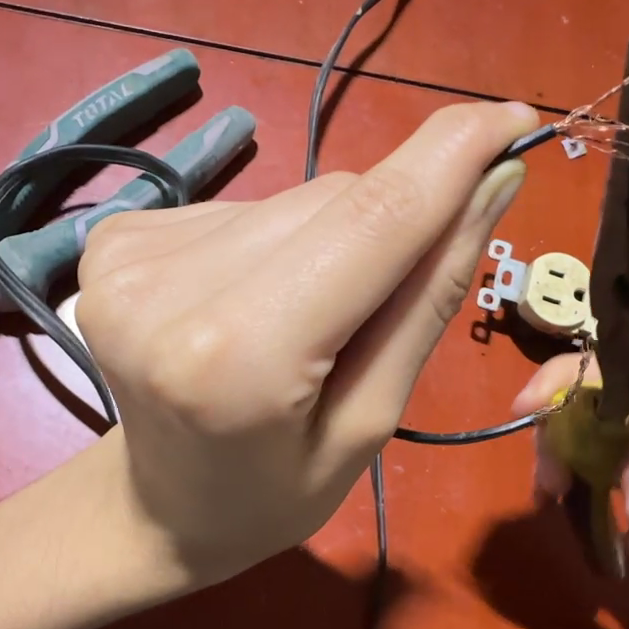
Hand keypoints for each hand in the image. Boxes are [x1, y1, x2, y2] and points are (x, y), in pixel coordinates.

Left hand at [77, 101, 539, 585]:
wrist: (161, 508)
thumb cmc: (274, 493)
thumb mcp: (367, 425)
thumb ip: (425, 304)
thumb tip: (491, 183)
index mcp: (243, 357)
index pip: (370, 221)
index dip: (450, 158)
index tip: (515, 119)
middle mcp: (169, 292)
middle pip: (330, 204)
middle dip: (385, 231)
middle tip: (376, 308)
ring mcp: (128, 258)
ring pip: (288, 201)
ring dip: (324, 242)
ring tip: (300, 325)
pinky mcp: (112, 240)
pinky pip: (240, 210)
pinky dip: (270, 245)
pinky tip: (249, 307)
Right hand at [514, 358, 628, 628]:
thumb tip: (624, 528)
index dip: (600, 394)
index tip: (536, 415)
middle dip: (582, 431)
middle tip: (548, 484)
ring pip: (625, 432)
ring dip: (581, 458)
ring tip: (554, 496)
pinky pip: (628, 468)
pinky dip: (593, 483)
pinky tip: (571, 505)